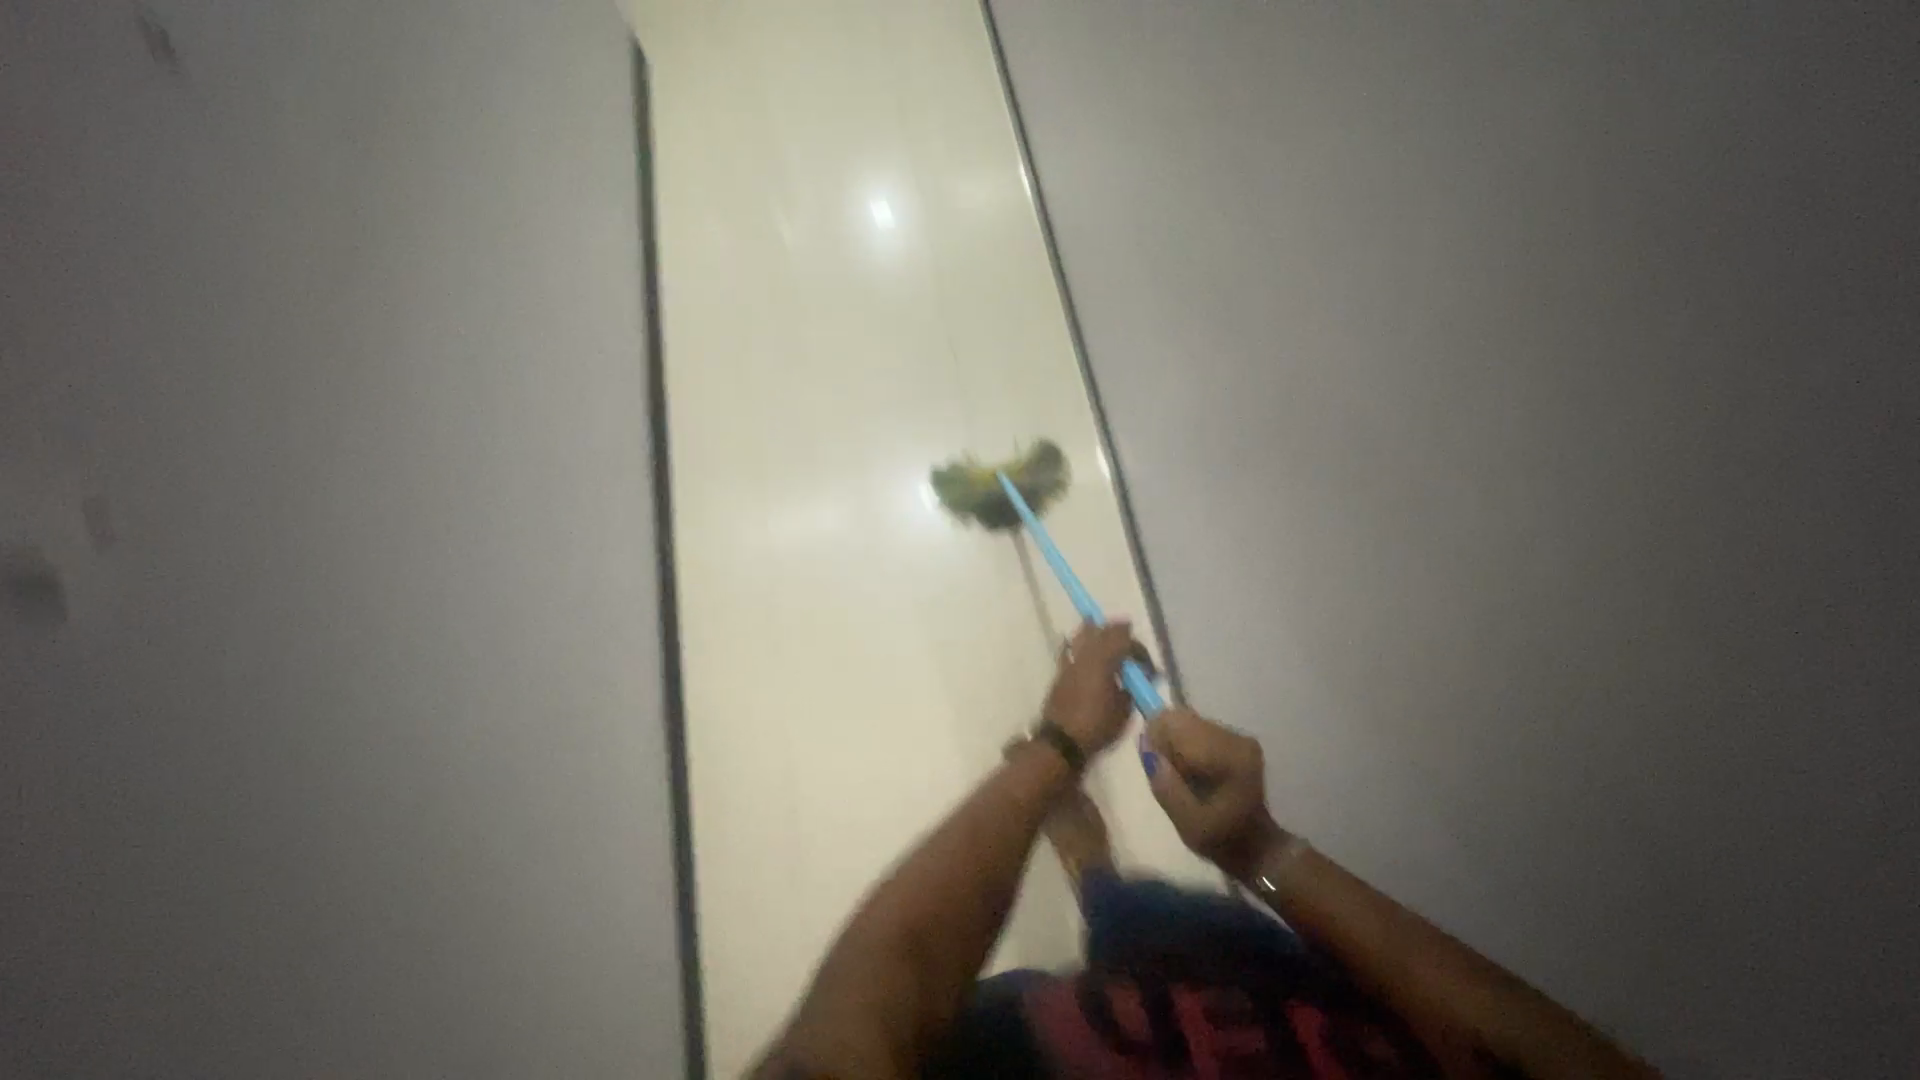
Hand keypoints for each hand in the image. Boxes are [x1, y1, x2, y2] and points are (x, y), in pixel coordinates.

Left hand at [1042, 621, 1152, 755]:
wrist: (1062, 741)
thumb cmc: (1098, 727)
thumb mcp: (1125, 710)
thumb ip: (1132, 688)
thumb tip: (1137, 678)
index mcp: (1105, 661)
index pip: (1125, 640)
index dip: (1140, 651)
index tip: (1148, 669)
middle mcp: (1086, 654)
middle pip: (1103, 629)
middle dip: (1119, 633)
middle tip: (1130, 643)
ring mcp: (1070, 660)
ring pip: (1083, 633)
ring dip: (1098, 633)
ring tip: (1108, 641)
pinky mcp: (1060, 671)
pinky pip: (1069, 648)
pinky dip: (1077, 645)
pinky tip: (1083, 652)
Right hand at [1145, 707, 1284, 879]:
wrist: (1254, 846)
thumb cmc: (1219, 838)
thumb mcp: (1186, 823)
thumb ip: (1165, 785)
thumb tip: (1146, 745)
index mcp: (1229, 758)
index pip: (1177, 725)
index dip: (1157, 741)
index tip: (1157, 768)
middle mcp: (1237, 739)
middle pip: (1181, 718)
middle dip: (1165, 742)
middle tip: (1169, 774)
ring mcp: (1238, 736)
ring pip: (1186, 721)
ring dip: (1174, 744)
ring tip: (1182, 775)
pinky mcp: (1235, 737)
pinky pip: (1195, 727)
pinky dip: (1184, 745)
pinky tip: (1193, 770)